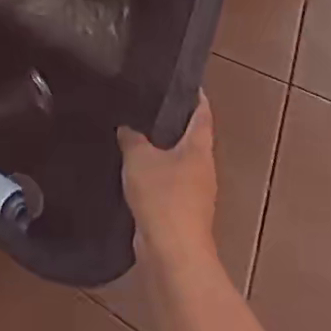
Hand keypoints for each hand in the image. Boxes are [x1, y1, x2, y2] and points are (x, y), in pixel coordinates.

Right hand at [118, 91, 218, 261]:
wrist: (172, 252)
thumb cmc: (162, 196)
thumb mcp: (139, 157)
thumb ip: (132, 136)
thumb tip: (127, 125)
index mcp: (199, 148)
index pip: (201, 112)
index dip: (193, 94)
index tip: (179, 78)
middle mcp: (202, 166)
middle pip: (190, 136)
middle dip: (171, 120)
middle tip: (145, 101)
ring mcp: (194, 190)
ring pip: (177, 158)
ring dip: (160, 147)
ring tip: (133, 130)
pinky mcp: (181, 209)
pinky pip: (167, 179)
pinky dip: (153, 169)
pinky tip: (132, 166)